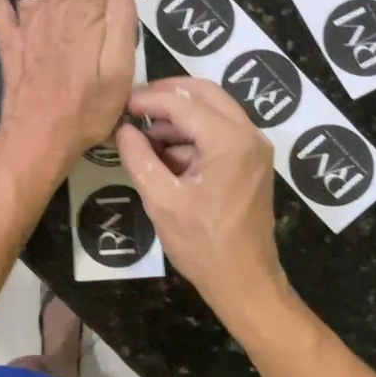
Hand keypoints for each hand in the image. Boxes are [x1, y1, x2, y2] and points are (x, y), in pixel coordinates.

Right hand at [115, 79, 285, 312]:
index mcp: (230, 141)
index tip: (121, 103)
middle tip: (134, 105)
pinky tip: (164, 153)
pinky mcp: (251, 163)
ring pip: (214, 112)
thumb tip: (123, 129)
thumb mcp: (161, 200)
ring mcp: (254, 149)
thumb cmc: (202, 244)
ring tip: (143, 133)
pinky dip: (192, 135)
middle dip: (168, 95)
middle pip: (205, 94)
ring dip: (180, 116)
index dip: (148, 100)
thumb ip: (139, 157)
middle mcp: (249, 135)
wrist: (244, 282)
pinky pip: (220, 133)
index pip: (183, 103)